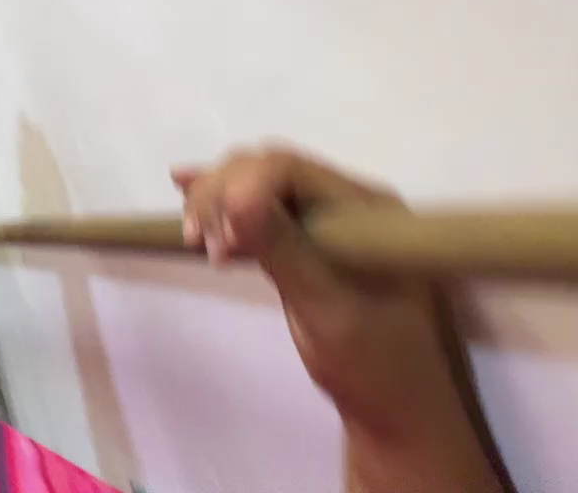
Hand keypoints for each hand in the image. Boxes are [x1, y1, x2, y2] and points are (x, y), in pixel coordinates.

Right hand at [173, 148, 503, 491]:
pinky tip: (183, 186)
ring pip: (250, 181)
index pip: (287, 167)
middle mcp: (345, 199)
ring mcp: (324, 214)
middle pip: (263, 168)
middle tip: (203, 246)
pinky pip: (253, 201)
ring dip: (214, 202)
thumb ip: (281, 245)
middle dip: (220, 196)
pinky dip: (218, 200)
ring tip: (198, 242)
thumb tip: (231, 195)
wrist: (394, 410)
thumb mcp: (325, 305)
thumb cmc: (371, 361)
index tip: (221, 239)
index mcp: (366, 206)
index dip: (241, 188)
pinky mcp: (302, 231)